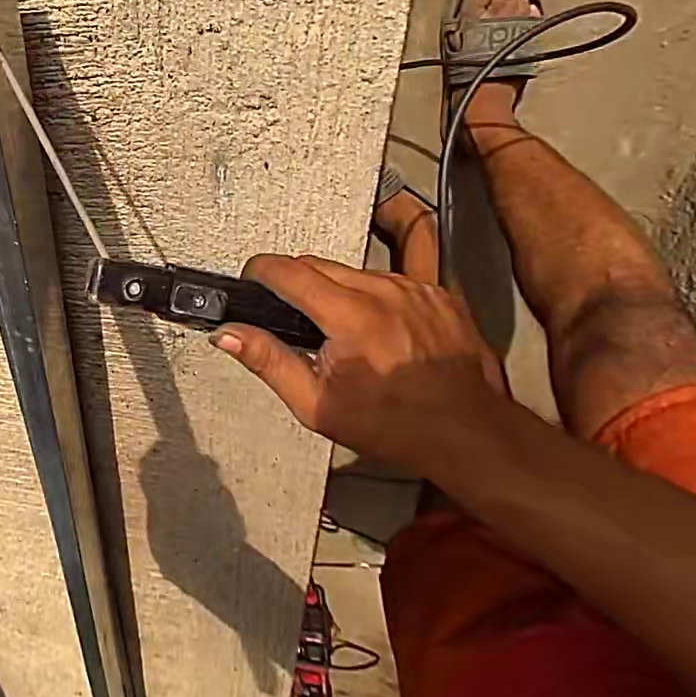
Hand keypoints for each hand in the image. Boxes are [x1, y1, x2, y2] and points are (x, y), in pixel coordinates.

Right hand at [211, 254, 508, 466]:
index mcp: (352, 317)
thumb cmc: (395, 426)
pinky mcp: (436, 291)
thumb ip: (267, 361)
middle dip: (293, 280)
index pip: (290, 271)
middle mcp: (385, 292)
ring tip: (334, 329)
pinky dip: (370, 294)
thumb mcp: (316, 404)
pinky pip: (388, 278)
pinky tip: (372, 327)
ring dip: (332, 288)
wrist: (467, 432)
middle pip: (318, 264)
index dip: (261, 270)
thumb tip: (228, 335)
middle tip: (287, 313)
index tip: (251, 278)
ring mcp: (415, 288)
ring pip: (353, 270)